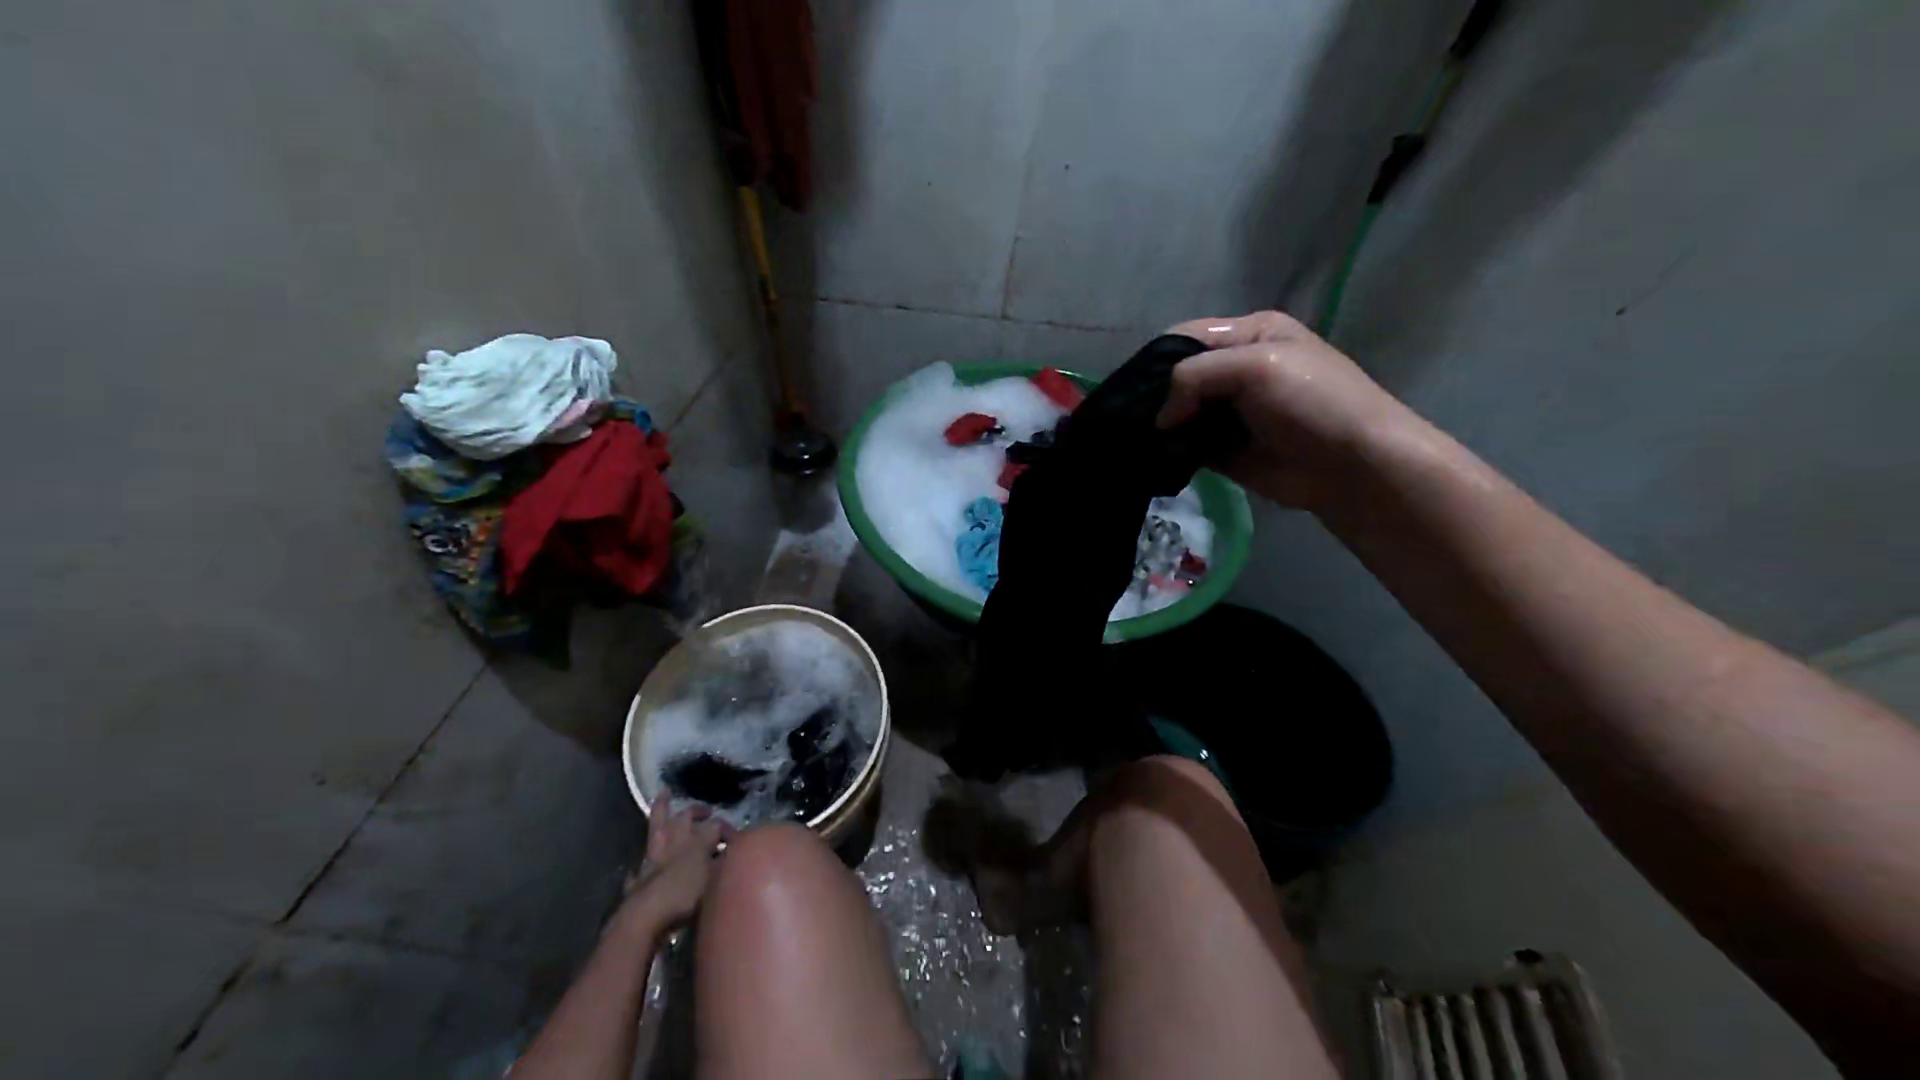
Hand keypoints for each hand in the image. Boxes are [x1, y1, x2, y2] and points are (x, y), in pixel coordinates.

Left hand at [612, 795, 731, 936]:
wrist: (646, 917)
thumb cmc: (686, 897)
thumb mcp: (714, 879)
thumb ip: (723, 863)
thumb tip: (732, 852)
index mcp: (697, 841)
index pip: (716, 826)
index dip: (727, 829)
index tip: (737, 839)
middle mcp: (676, 841)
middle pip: (685, 816)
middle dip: (697, 811)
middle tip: (706, 811)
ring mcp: (655, 855)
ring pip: (658, 824)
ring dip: (661, 807)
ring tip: (664, 793)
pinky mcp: (640, 874)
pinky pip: (643, 857)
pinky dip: (647, 852)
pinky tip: (647, 855)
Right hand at [1158, 311, 1417, 509]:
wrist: (1353, 465)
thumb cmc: (1312, 401)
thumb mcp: (1256, 366)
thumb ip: (1196, 376)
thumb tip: (1160, 418)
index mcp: (1249, 334)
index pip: (1184, 336)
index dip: (1158, 358)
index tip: (1137, 388)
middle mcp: (1234, 369)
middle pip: (1176, 375)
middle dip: (1154, 395)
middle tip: (1132, 417)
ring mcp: (1227, 412)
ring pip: (1177, 412)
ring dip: (1160, 426)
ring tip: (1139, 440)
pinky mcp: (1222, 449)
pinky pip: (1185, 445)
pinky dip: (1170, 450)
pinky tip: (1156, 457)